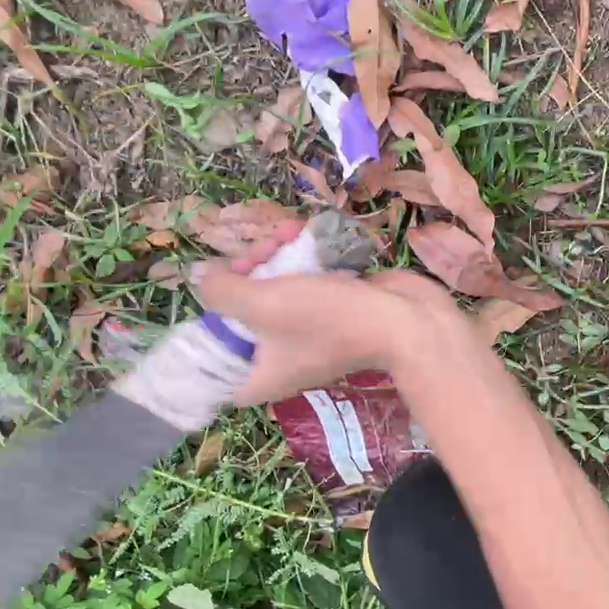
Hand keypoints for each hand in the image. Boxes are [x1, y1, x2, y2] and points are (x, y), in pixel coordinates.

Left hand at [192, 221, 468, 404]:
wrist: (408, 321)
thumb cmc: (333, 321)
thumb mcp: (264, 303)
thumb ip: (222, 290)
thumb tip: (203, 277)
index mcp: (260, 376)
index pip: (211, 368)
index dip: (200, 335)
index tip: (207, 298)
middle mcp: (282, 359)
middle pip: (241, 318)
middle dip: (243, 277)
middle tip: (256, 253)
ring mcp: (310, 334)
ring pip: (274, 295)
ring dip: (274, 260)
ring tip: (286, 232)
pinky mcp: (334, 312)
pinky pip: (305, 286)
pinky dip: (302, 263)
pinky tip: (303, 235)